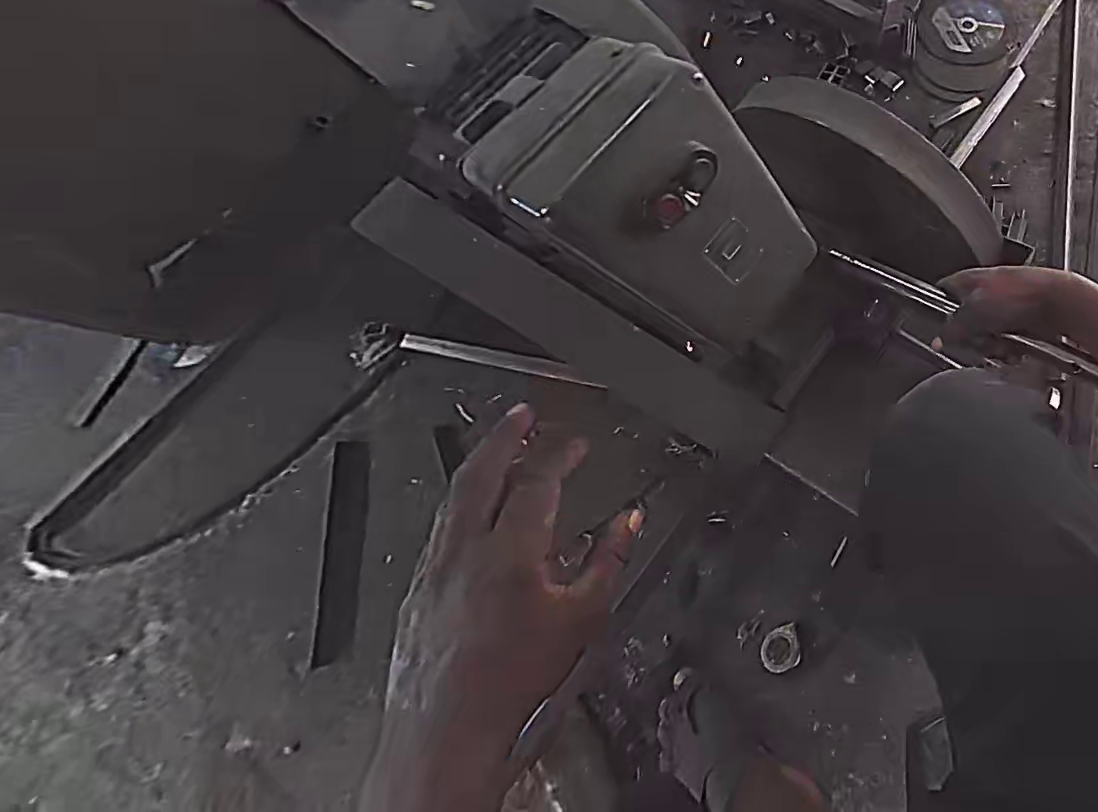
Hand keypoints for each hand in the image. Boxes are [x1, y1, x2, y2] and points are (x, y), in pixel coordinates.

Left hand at [360, 405, 640, 811]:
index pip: (536, 484)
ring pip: (453, 497)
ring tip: (502, 446)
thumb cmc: (514, 679)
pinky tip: (477, 503)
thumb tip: (629, 521)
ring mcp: (433, 569)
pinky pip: (441, 525)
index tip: (577, 444)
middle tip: (521, 414)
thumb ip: (610, 558)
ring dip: (481, 463)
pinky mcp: (418, 588)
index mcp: (509, 555)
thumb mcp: (585, 615)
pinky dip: (463, 498)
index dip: (560, 456)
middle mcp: (463, 554)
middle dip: (504, 436)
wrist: (445, 734)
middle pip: (479, 475)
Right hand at [937, 265, 1085, 344]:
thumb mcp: (974, 312)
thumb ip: (953, 327)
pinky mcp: (1021, 323)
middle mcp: (986, 292)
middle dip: (972, 339)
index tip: (944, 332)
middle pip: (964, 323)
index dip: (940, 313)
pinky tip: (1015, 350)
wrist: (1060, 302)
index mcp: (970, 279)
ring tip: (1003, 347)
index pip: (943, 294)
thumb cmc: (1021, 293)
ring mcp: (1005, 307)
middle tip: (980, 341)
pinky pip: (1005, 343)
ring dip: (992, 347)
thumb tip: (939, 338)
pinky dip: (1008, 350)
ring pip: (985, 336)